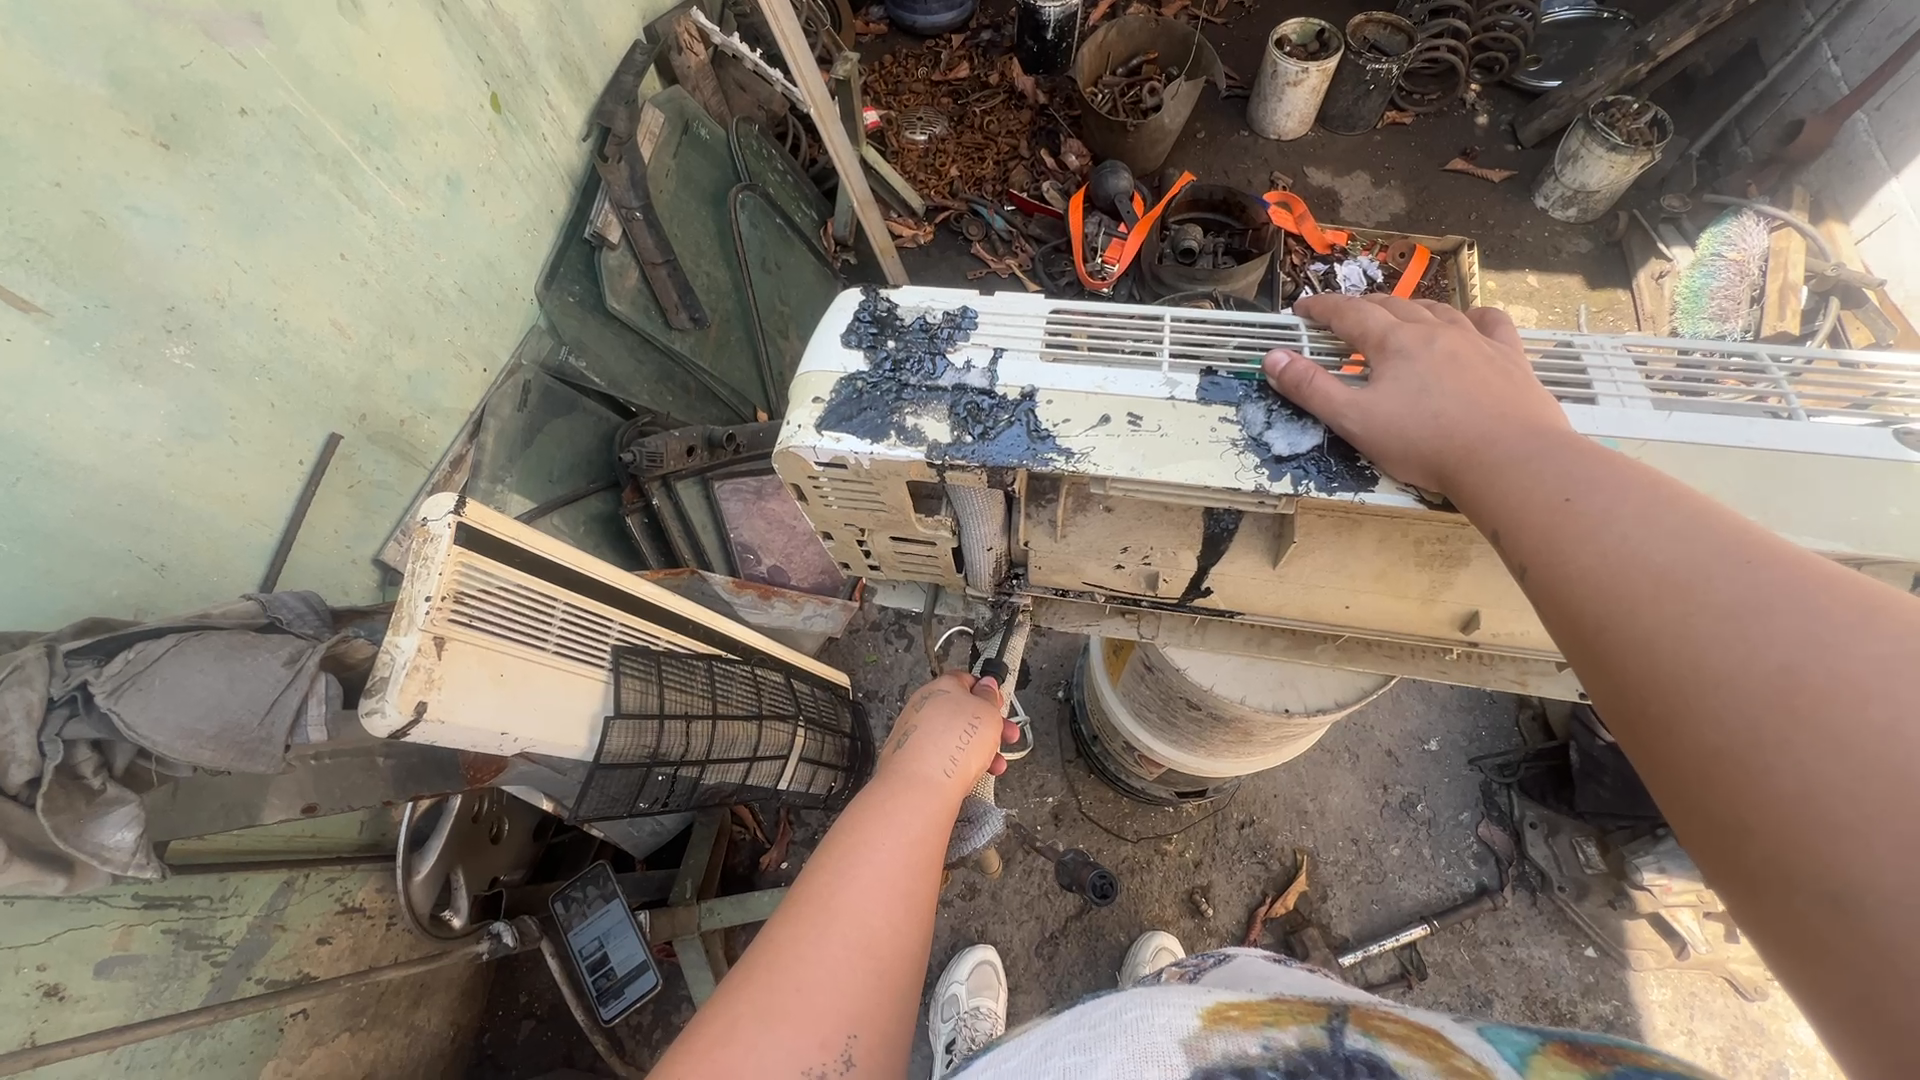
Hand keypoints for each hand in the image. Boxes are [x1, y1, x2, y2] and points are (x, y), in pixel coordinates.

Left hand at [875, 672, 1020, 801]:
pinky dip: (961, 764)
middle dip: (989, 725)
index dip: (987, 691)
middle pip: (962, 712)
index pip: (966, 680)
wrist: (920, 785)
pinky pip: (943, 758)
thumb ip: (990, 696)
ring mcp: (916, 734)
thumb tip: (987, 685)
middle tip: (1006, 735)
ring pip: (954, 738)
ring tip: (996, 763)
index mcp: (941, 687)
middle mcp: (924, 707)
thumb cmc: (952, 744)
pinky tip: (974, 775)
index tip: (999, 703)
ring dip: (980, 749)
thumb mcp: (987, 712)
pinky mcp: (912, 760)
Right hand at [1263, 294, 1573, 496]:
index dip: (1321, 308)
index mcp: (1393, 342)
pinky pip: (1489, 322)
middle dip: (1360, 307)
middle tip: (1342, 317)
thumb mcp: (1353, 420)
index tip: (1302, 309)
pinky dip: (1470, 316)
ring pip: (1436, 309)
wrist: (1509, 458)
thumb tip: (1272, 357)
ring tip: (1395, 317)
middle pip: (1391, 305)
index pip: (1348, 313)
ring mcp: (1476, 340)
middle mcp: (1433, 330)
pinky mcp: (1509, 357)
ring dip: (1408, 308)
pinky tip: (1467, 322)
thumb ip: (1310, 388)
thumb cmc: (1423, 442)